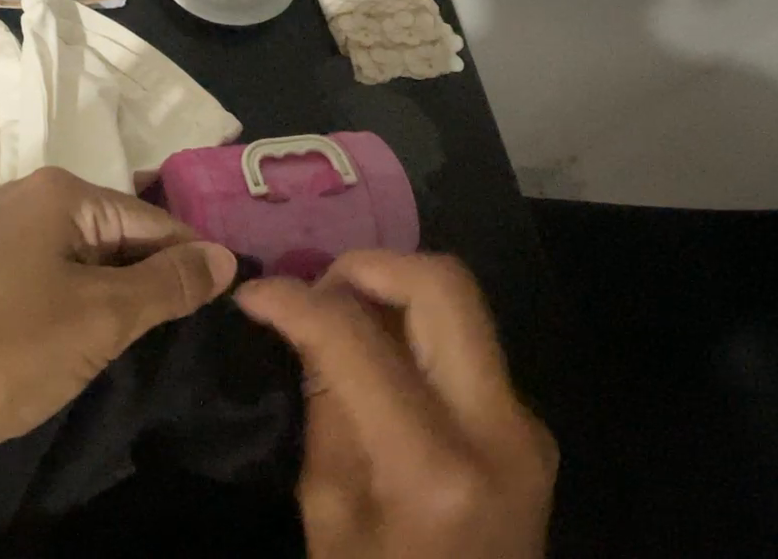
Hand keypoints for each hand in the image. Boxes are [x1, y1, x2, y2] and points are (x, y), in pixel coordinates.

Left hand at [0, 167, 236, 557]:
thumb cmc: (4, 350)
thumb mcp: (100, 317)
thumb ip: (168, 283)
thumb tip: (225, 255)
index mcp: (58, 192)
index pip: (151, 217)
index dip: (192, 261)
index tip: (229, 303)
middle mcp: (26, 197)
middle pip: (116, 232)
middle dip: (151, 279)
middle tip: (189, 331)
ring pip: (84, 257)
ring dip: (115, 295)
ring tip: (144, 340)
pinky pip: (50, 274)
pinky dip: (77, 301)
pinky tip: (89, 337)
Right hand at [237, 252, 556, 558]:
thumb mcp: (328, 511)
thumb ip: (324, 406)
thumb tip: (301, 324)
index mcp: (436, 467)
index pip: (355, 337)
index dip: (292, 300)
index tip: (251, 294)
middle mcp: (499, 429)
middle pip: (443, 286)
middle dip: (365, 266)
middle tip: (314, 290)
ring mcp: (525, 424)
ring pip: (458, 303)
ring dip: (389, 289)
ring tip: (336, 317)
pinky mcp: (526, 424)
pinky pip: (462, 341)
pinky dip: (409, 324)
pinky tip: (372, 355)